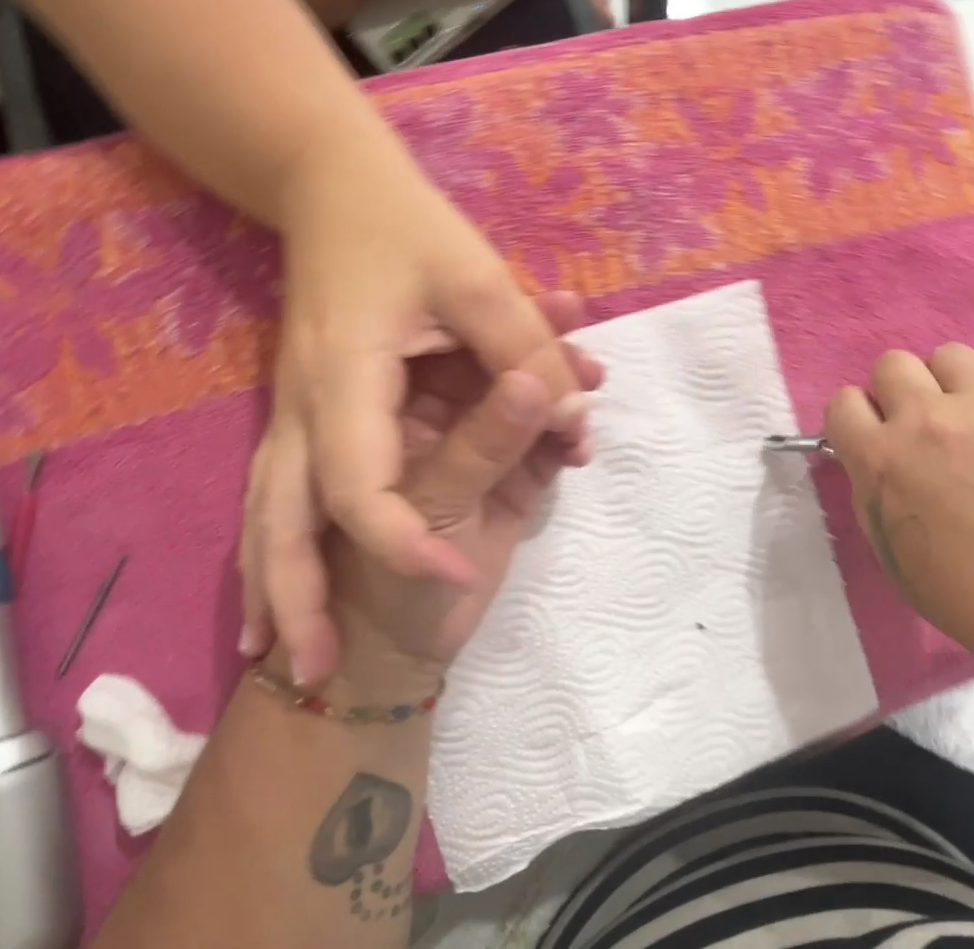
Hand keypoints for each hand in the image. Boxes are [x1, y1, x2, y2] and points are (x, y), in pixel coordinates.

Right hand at [244, 198, 587, 683]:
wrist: (327, 186)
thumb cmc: (407, 229)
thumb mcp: (478, 281)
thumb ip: (526, 350)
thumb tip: (575, 415)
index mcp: (345, 379)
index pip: (363, 481)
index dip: (406, 537)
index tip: (456, 580)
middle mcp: (304, 407)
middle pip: (282, 516)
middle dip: (296, 597)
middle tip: (314, 670)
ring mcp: (288, 410)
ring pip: (263, 511)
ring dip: (271, 586)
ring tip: (283, 657)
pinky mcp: (294, 409)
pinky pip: (269, 492)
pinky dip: (265, 548)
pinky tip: (264, 597)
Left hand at [312, 306, 604, 687]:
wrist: (394, 662)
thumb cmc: (384, 592)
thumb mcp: (430, 512)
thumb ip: (481, 447)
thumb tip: (538, 387)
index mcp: (378, 409)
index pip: (450, 352)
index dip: (502, 331)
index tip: (554, 311)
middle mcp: (420, 417)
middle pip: (487, 367)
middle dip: (537, 347)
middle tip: (578, 317)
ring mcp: (467, 447)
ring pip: (518, 403)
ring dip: (557, 389)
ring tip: (595, 370)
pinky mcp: (506, 480)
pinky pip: (540, 446)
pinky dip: (564, 437)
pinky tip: (583, 433)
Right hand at [824, 345, 973, 661]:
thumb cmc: (970, 595)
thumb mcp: (892, 553)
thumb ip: (875, 492)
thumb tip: (876, 460)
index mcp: (882, 461)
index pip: (843, 404)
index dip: (858, 422)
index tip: (875, 440)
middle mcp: (926, 418)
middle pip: (892, 365)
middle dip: (899, 393)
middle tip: (923, 428)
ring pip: (949, 355)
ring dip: (950, 384)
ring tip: (973, 418)